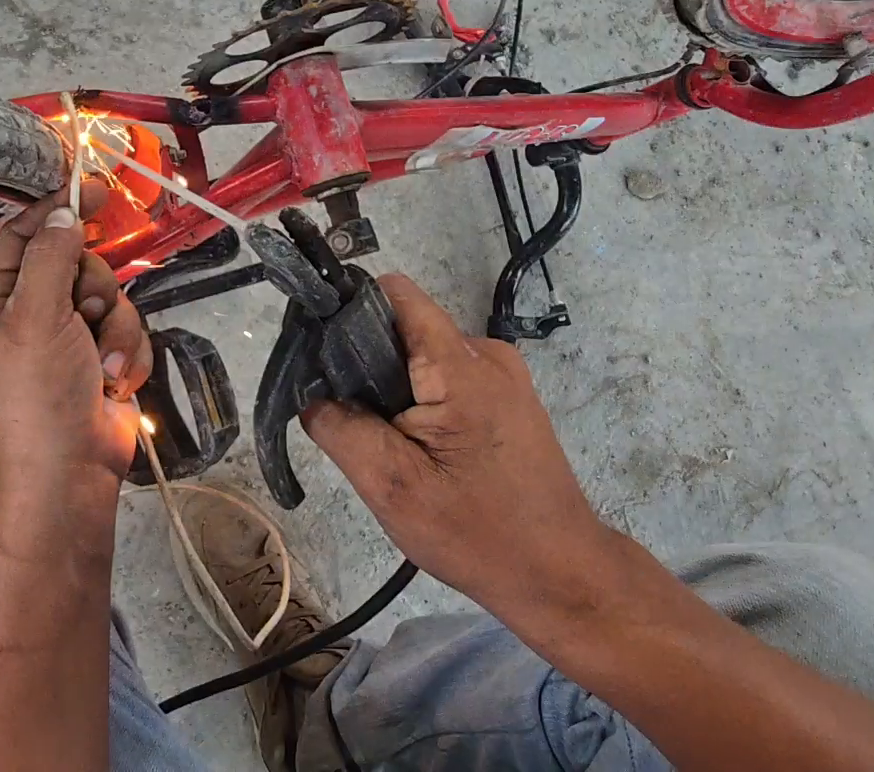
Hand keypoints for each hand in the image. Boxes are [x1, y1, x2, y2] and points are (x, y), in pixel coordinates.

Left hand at [0, 182, 154, 503]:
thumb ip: (51, 257)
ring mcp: (71, 335)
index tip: (95, 190)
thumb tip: (62, 212)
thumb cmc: (39, 394)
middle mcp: (32, 310)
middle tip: (87, 316)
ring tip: (102, 364)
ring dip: (116, 329)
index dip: (56, 209)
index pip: (24, 235)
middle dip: (95, 289)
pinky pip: (129, 328)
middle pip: (78, 261)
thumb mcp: (36, 317)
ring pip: (112, 295)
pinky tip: (115, 382)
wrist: (73, 471)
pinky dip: (128, 353)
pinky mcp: (104, 355)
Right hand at [300, 274, 611, 603]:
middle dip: (366, 366)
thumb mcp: (391, 486)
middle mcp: (485, 353)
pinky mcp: (506, 396)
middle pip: (402, 328)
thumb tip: (310, 392)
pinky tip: (421, 451)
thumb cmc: (478, 533)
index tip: (321, 358)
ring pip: (420, 356)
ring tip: (391, 446)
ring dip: (393, 391)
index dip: (348, 312)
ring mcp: (501, 374)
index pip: (393, 295)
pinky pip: (443, 376)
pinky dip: (419, 402)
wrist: (562, 576)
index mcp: (459, 365)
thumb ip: (339, 428)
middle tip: (357, 426)